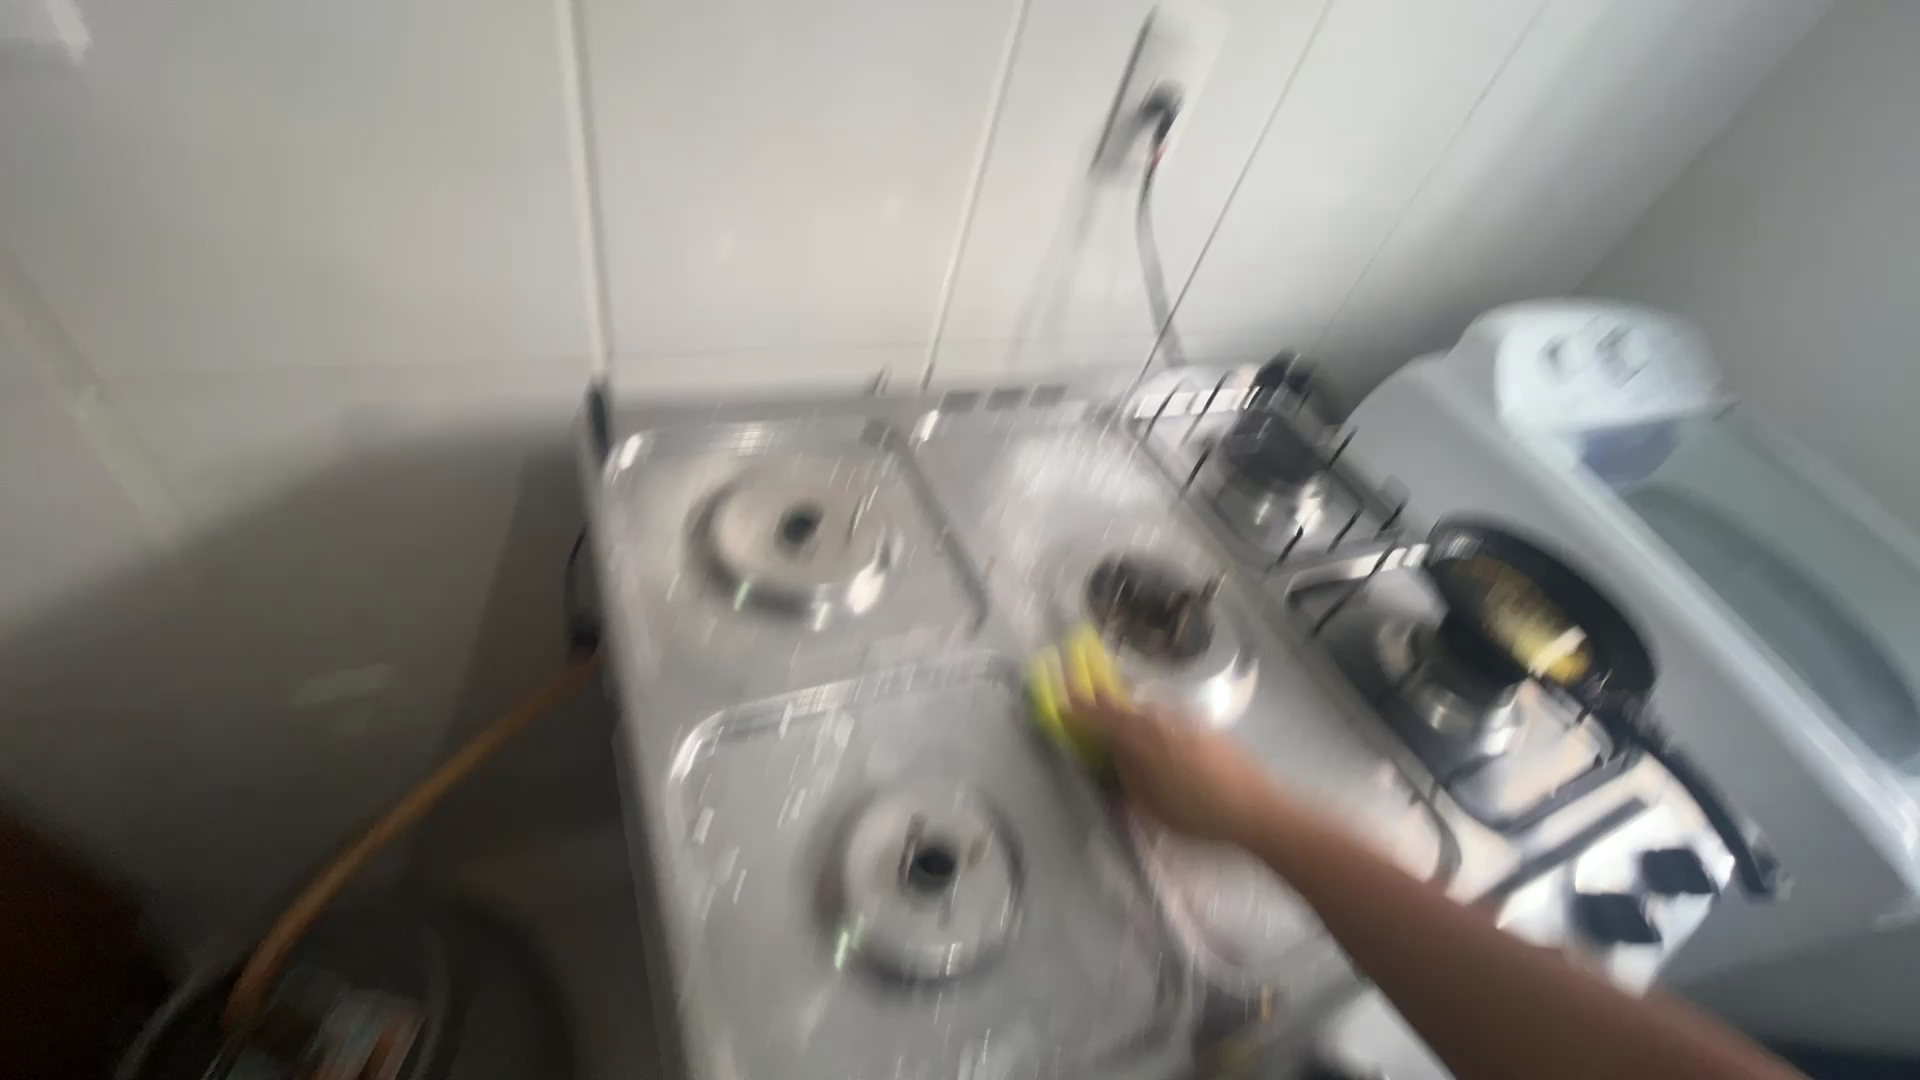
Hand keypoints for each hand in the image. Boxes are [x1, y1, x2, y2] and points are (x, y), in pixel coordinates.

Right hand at [1065, 688, 1286, 846]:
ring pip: (1145, 710)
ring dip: (1126, 712)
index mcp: (1139, 736)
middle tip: (1081, 699)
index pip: (1098, 717)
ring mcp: (1184, 719)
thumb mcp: (1149, 805)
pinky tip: (1153, 733)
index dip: (1076, 711)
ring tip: (1115, 717)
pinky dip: (1150, 720)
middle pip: (1122, 706)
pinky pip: (1165, 717)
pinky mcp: (1203, 728)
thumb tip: (1114, 758)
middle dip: (1099, 704)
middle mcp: (1159, 718)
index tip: (1058, 704)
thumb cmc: (1196, 813)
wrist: (1259, 811)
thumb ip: (1126, 776)